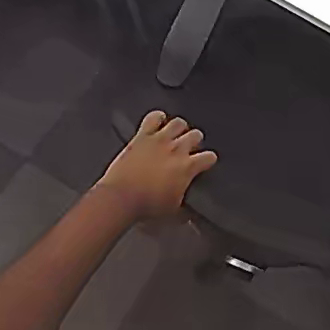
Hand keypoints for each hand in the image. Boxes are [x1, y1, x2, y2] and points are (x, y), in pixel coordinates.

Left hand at [95, 111, 217, 219]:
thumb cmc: (147, 205)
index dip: (208, 160)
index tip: (204, 163)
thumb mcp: (174, 210)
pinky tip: (158, 123)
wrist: (120, 198)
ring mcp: (159, 140)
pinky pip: (153, 117)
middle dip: (194, 141)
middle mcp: (177, 150)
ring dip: (178, 128)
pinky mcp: (142, 137)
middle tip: (189, 148)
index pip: (209, 157)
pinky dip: (157, 118)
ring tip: (175, 134)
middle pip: (196, 134)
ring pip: (178, 122)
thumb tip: (189, 211)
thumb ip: (185, 204)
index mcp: (188, 167)